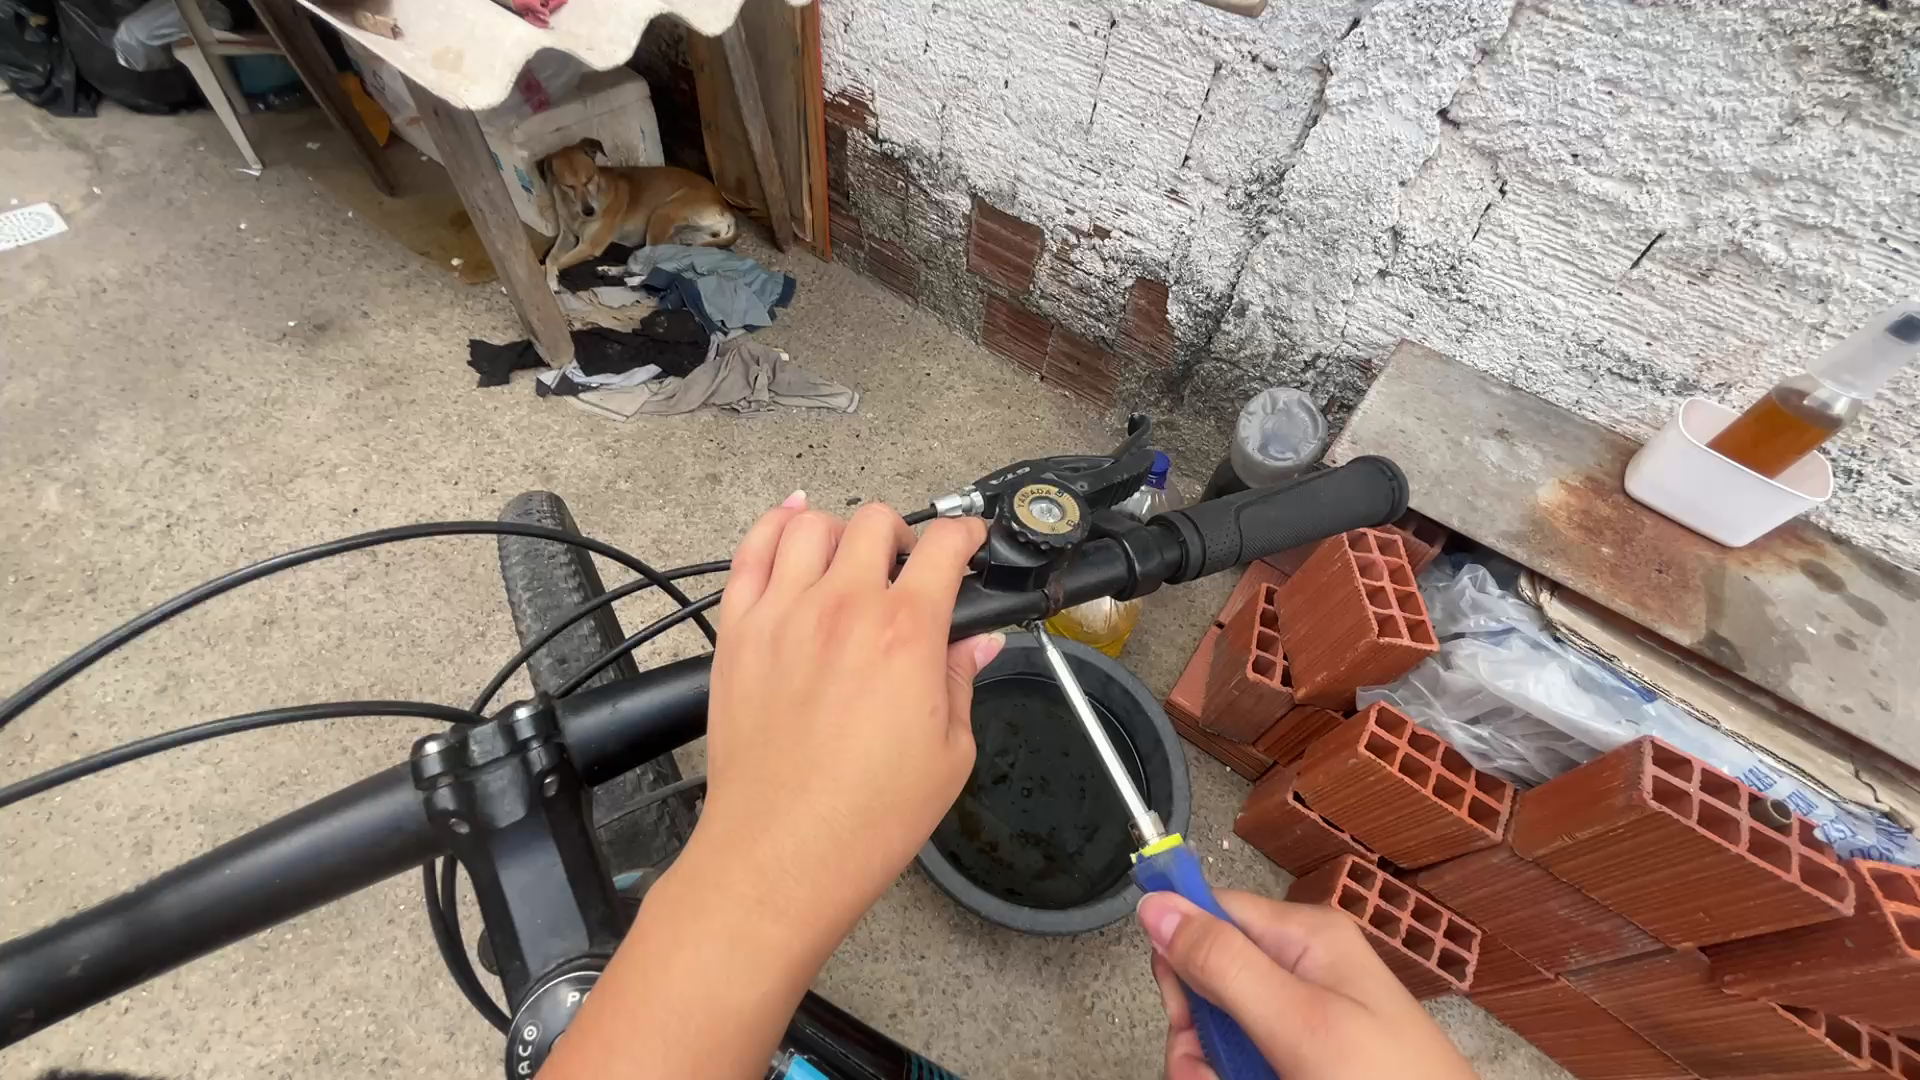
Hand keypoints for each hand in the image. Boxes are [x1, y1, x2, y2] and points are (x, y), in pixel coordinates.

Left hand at [542, 494, 999, 1079]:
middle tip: (909, 567)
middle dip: (903, 535)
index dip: (966, 533)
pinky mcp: (740, 632)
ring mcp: (784, 613)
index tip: (969, 541)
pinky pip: (749, 552)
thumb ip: (961, 681)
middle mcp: (844, 607)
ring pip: (811, 524)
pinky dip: (773, 525)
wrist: (779, 856)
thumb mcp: (949, 753)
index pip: (943, 545)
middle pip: (876, 521)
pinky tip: (791, 520)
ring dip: (842, 530)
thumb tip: (977, 645)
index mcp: (905, 633)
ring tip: (851, 558)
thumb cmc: (867, 816)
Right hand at [1138, 890, 1477, 1079]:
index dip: (1180, 953)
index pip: (1211, 911)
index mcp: (1304, 936)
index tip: (1181, 1011)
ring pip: (1220, 1027)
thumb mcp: (1300, 1024)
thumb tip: (1151, 901)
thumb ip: (1223, 961)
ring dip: (1209, 1066)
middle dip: (1196, 1029)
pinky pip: (1245, 1059)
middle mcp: (1301, 968)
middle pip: (1208, 975)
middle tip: (1209, 1074)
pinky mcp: (1305, 1060)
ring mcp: (1304, 1019)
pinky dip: (1232, 1078)